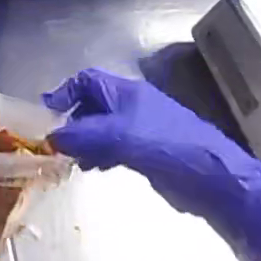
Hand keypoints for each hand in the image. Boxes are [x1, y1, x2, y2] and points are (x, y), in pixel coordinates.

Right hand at [44, 68, 260, 260]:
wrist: (214, 179)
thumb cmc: (167, 148)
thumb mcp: (119, 138)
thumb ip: (83, 136)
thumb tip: (52, 138)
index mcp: (126, 93)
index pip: (87, 80)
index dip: (65, 93)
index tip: (46, 114)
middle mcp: (132, 105)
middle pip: (93, 103)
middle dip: (72, 120)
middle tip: (55, 142)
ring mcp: (141, 128)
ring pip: (102, 127)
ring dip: (84, 140)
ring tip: (71, 159)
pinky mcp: (148, 150)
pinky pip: (114, 145)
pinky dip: (99, 153)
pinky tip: (93, 167)